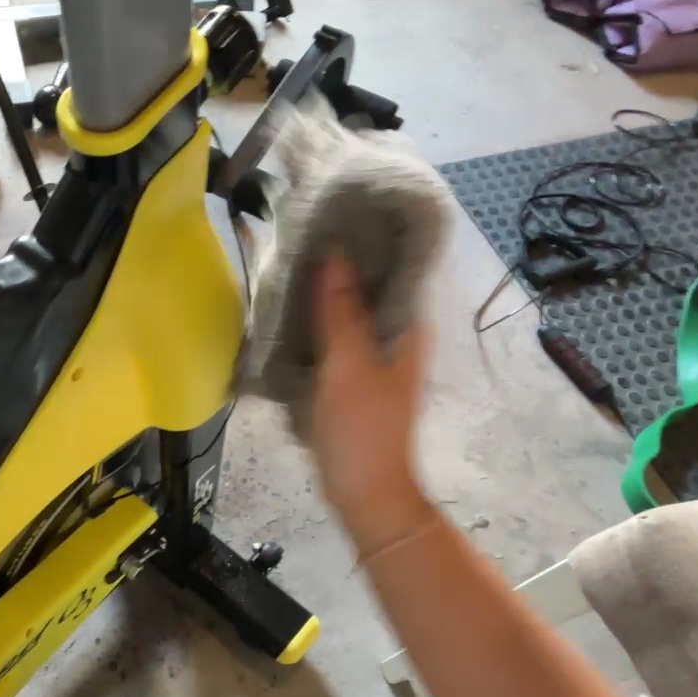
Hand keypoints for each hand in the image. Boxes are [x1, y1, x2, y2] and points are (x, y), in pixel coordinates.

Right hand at [309, 255, 435, 556]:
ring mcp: (374, 356)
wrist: (364, 491)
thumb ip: (340, 310)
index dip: (373, 233)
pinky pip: (335, 335)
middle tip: (304, 228)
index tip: (339, 205)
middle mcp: (395, 334)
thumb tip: (333, 253)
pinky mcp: (352, 375)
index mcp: (406, 326)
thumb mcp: (349, 364)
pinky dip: (318, 319)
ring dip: (326, 288)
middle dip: (343, 257)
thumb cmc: (362, 428)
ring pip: (351, 308)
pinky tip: (291, 308)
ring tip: (292, 258)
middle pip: (371, 282)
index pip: (397, 262)